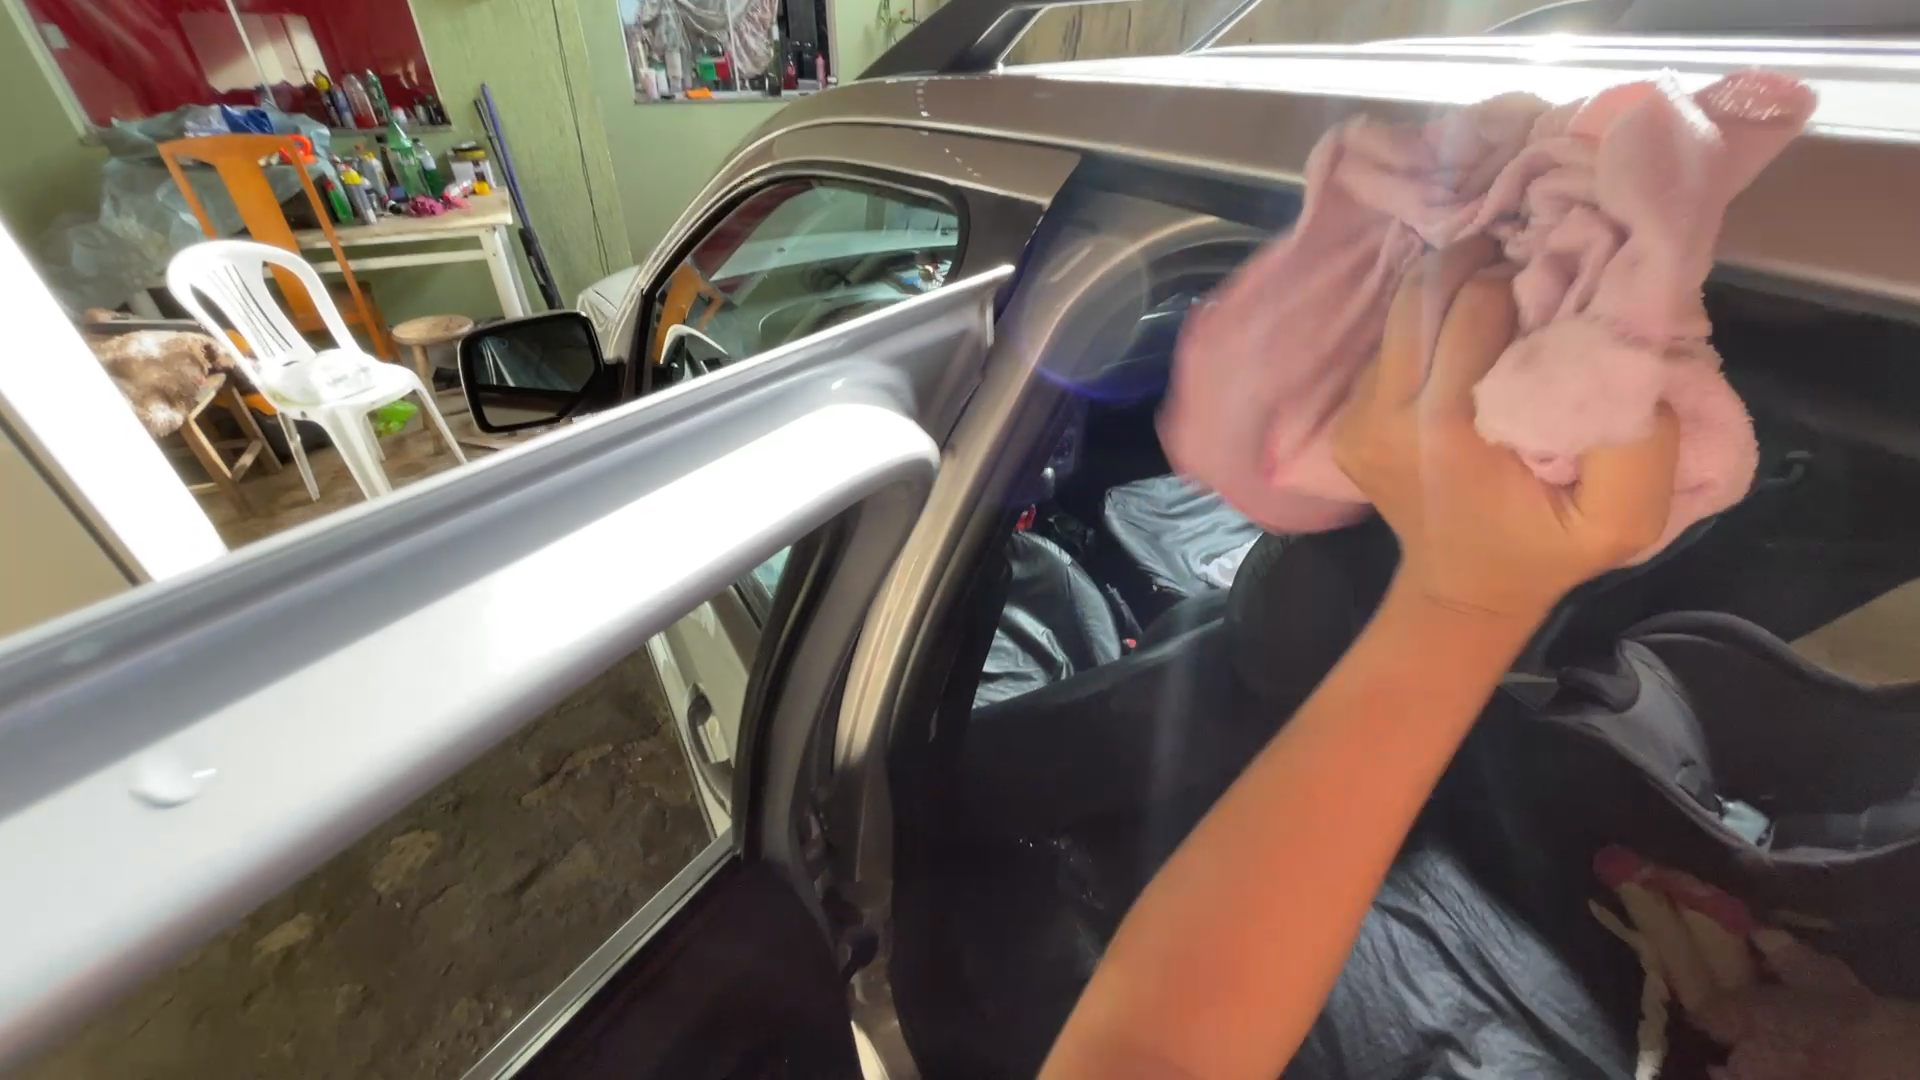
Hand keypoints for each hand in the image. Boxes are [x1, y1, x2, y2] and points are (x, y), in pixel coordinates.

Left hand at [1332, 236, 1678, 624]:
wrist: (1458, 586)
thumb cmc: (1540, 554)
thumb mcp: (1619, 522)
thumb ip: (1638, 447)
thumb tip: (1627, 356)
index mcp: (1440, 429)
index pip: (1471, 310)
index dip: (1516, 280)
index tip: (1553, 278)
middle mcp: (1381, 417)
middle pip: (1416, 302)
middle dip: (1468, 265)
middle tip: (1517, 257)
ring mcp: (1353, 421)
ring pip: (1395, 324)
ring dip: (1442, 298)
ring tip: (1495, 296)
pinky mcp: (1344, 426)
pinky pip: (1384, 355)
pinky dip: (1422, 336)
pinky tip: (1459, 344)